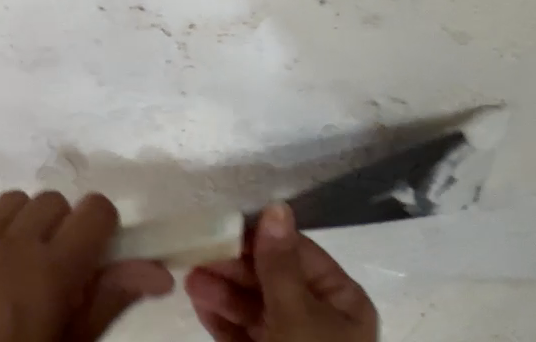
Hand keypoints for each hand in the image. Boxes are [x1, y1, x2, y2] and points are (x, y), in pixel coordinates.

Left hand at [0, 190, 174, 341]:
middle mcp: (10, 246)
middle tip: (58, 273)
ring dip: (25, 226)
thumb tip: (158, 272)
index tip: (97, 259)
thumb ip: (108, 302)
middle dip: (64, 228)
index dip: (103, 230)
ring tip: (20, 268)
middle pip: (55, 201)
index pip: (96, 210)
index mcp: (50, 271)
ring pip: (14, 202)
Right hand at [185, 204, 378, 341]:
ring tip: (191, 278)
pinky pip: (246, 338)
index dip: (263, 239)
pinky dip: (224, 322)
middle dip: (237, 268)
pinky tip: (200, 302)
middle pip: (275, 280)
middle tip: (199, 254)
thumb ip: (280, 265)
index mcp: (344, 303)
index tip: (225, 227)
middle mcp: (322, 322)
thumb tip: (277, 206)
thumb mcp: (296, 317)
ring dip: (225, 292)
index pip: (301, 255)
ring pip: (256, 310)